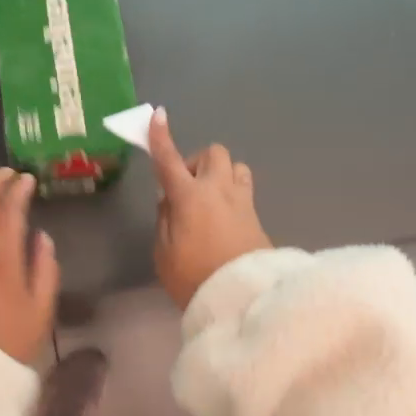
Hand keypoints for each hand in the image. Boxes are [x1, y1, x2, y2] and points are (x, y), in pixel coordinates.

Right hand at [150, 109, 272, 309]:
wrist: (244, 300)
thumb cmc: (194, 278)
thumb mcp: (163, 252)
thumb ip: (164, 220)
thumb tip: (169, 200)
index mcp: (189, 196)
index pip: (170, 159)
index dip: (161, 136)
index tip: (157, 115)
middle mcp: (218, 190)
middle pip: (213, 153)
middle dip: (198, 162)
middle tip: (186, 188)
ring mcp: (243, 202)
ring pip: (235, 167)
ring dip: (221, 175)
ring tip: (209, 201)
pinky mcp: (258, 218)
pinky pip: (244, 192)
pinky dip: (231, 196)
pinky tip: (223, 221)